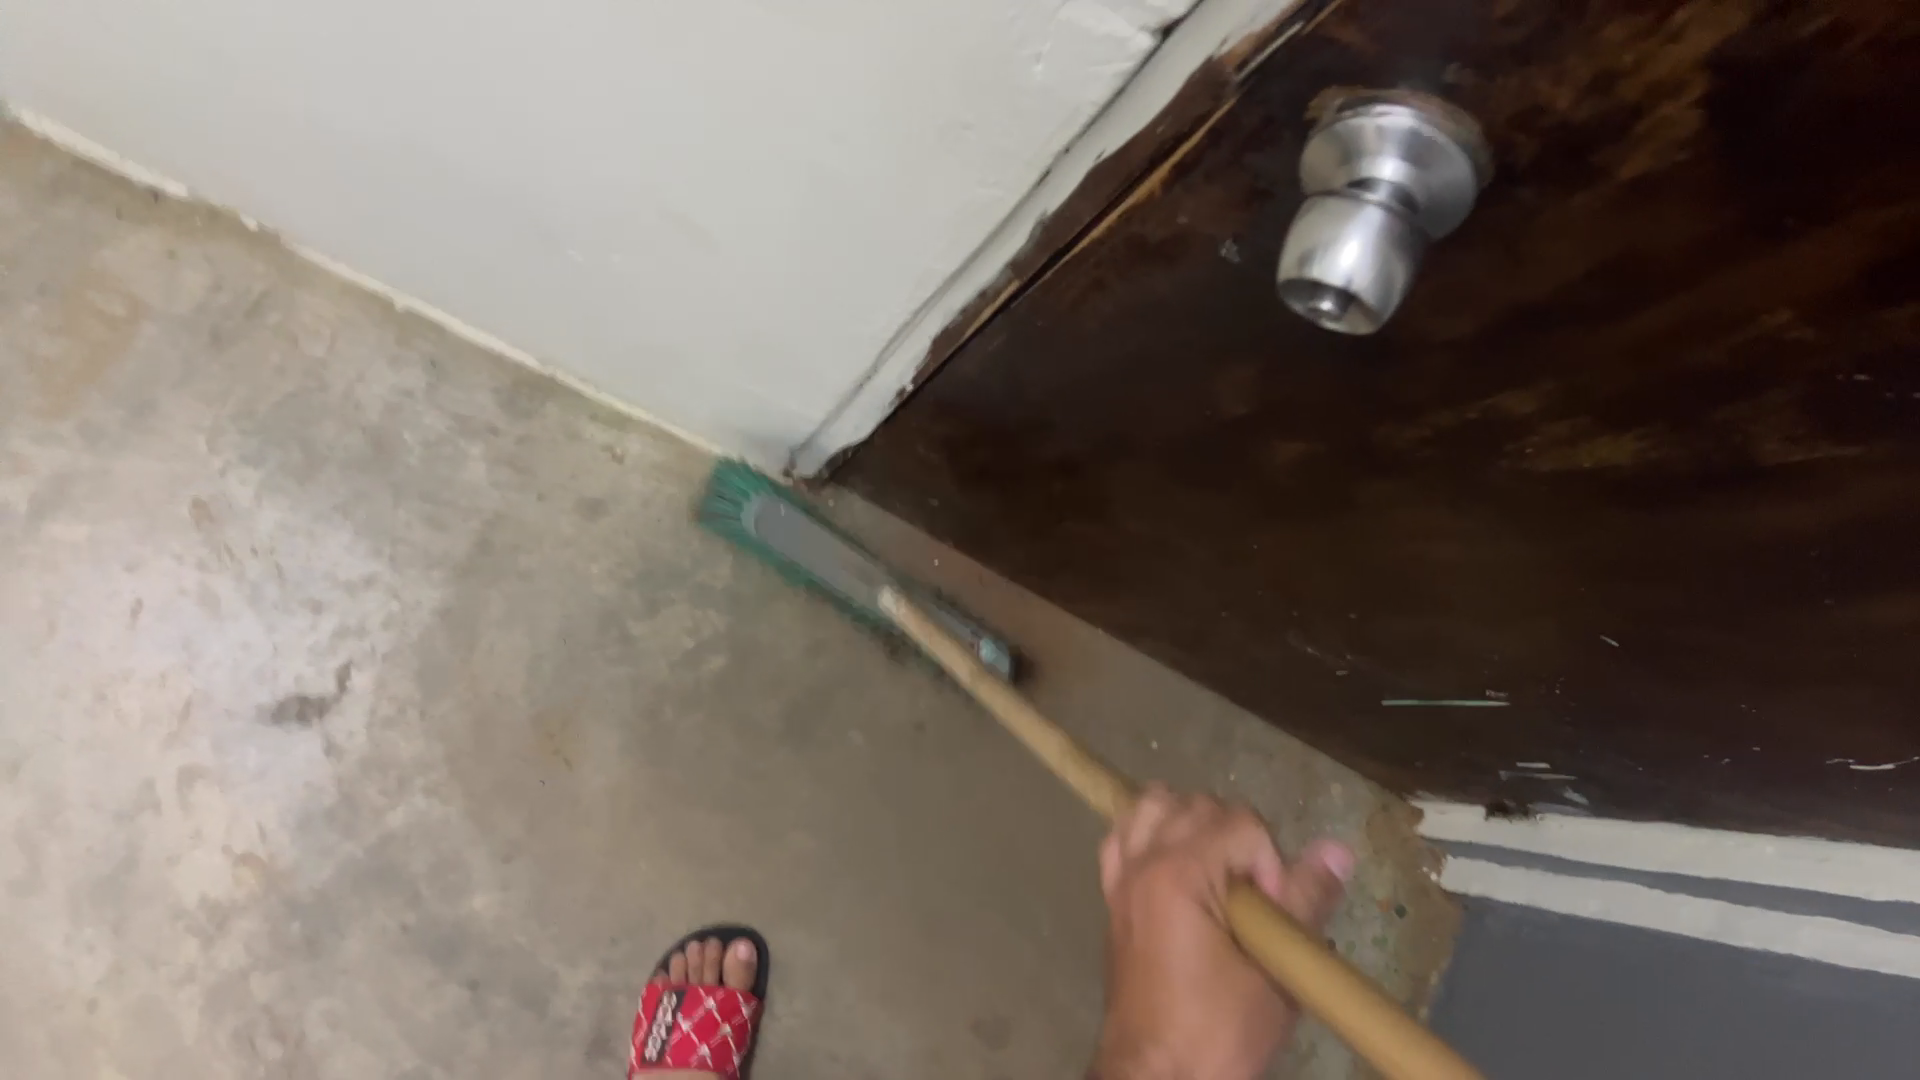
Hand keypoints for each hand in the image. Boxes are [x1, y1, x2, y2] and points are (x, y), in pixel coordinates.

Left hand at [1091, 785, 1353, 1079]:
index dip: (1271, 862)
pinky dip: (1150, 833)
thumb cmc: (1217, 1030)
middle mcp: (1144, 858)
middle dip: (1237, 837)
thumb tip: (1337, 849)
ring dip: (1191, 822)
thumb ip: (1304, 903)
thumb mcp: (1274, 972)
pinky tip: (1175, 865)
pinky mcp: (1111, 890)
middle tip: (1254, 895)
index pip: (1241, 823)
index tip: (1275, 912)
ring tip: (1218, 870)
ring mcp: (1121, 872)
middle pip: (1199, 805)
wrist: (1156, 1072)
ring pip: (1154, 804)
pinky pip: (1123, 833)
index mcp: (1180, 872)